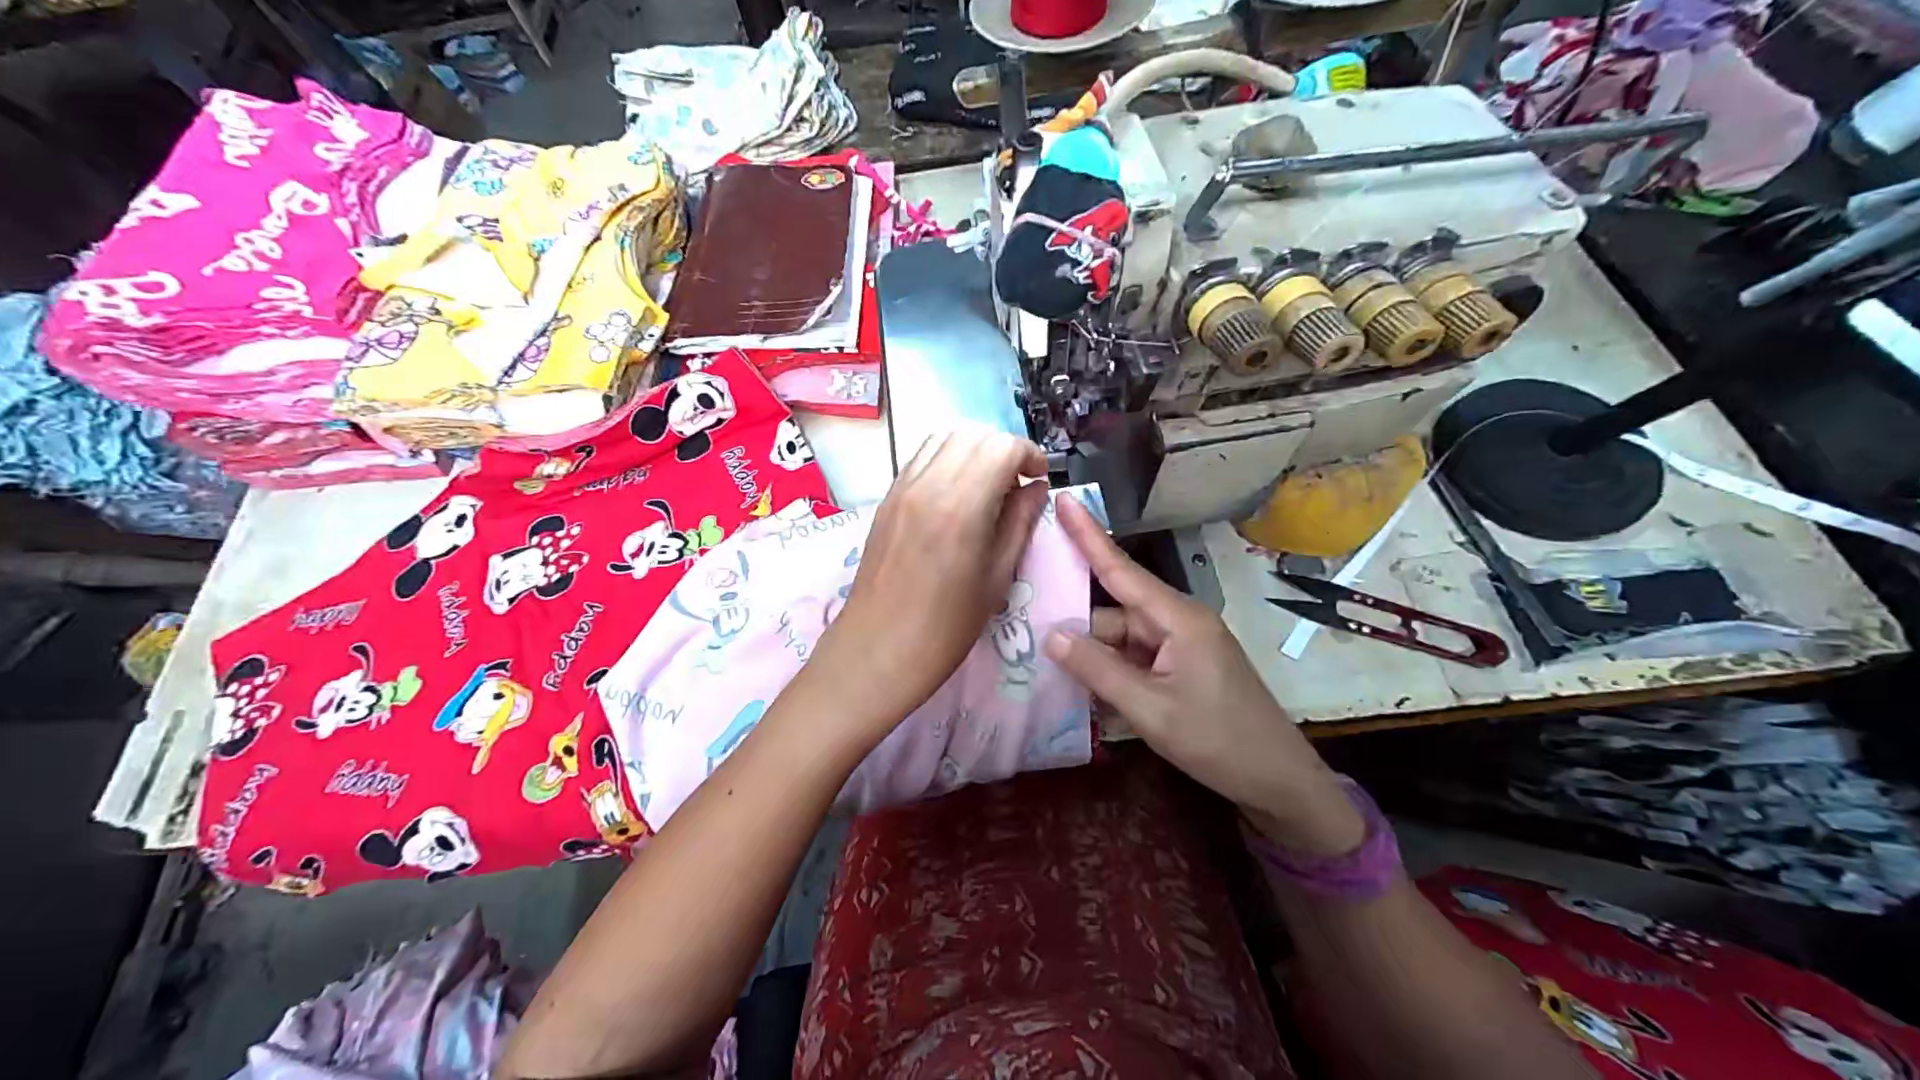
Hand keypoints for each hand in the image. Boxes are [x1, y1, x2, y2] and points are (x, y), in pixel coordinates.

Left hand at [808, 427, 1048, 746]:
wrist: (877, 649)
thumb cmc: (945, 627)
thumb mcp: (997, 578)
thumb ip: (1020, 522)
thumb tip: (1035, 487)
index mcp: (961, 506)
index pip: (1002, 446)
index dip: (1029, 455)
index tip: (1039, 480)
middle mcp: (928, 484)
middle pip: (974, 434)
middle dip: (1004, 449)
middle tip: (1018, 484)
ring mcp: (901, 488)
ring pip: (944, 438)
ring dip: (974, 450)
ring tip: (989, 487)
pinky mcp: (887, 499)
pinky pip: (921, 458)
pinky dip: (947, 460)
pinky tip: (958, 496)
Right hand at [1046, 497, 1364, 856]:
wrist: (1278, 780)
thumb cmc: (1218, 741)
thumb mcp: (1150, 709)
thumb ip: (1098, 670)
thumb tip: (1051, 635)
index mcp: (1178, 619)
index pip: (1122, 570)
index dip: (1088, 535)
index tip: (1063, 500)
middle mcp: (1179, 622)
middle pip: (1114, 614)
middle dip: (1079, 629)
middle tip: (1033, 641)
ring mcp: (1182, 646)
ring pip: (1122, 640)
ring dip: (1096, 660)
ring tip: (1059, 681)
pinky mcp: (1183, 667)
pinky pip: (1136, 659)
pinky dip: (1114, 674)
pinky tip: (1091, 695)